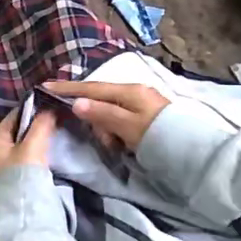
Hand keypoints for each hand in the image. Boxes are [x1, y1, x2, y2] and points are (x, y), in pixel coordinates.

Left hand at [0, 105, 55, 174]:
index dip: (32, 109)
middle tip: (55, 116)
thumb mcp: (33, 145)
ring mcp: (6, 164)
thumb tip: (50, 109)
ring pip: (24, 142)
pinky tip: (51, 146)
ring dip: (38, 136)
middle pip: (19, 129)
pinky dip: (39, 149)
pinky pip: (28, 154)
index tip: (50, 104)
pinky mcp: (16, 174)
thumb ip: (41, 124)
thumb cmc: (23, 173)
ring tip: (56, 129)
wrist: (23, 209)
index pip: (13, 116)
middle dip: (36, 123)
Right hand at [43, 81, 170, 150]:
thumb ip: (103, 114)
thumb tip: (77, 103)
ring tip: (118, 147)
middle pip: (101, 100)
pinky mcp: (147, 117)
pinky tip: (123, 144)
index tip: (46, 86)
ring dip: (108, 130)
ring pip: (111, 113)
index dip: (69, 89)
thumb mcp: (128, 126)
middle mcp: (136, 93)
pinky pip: (122, 121)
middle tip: (105, 141)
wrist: (194, 154)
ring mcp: (143, 104)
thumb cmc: (159, 138)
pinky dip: (117, 132)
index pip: (93, 88)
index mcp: (130, 91)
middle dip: (94, 118)